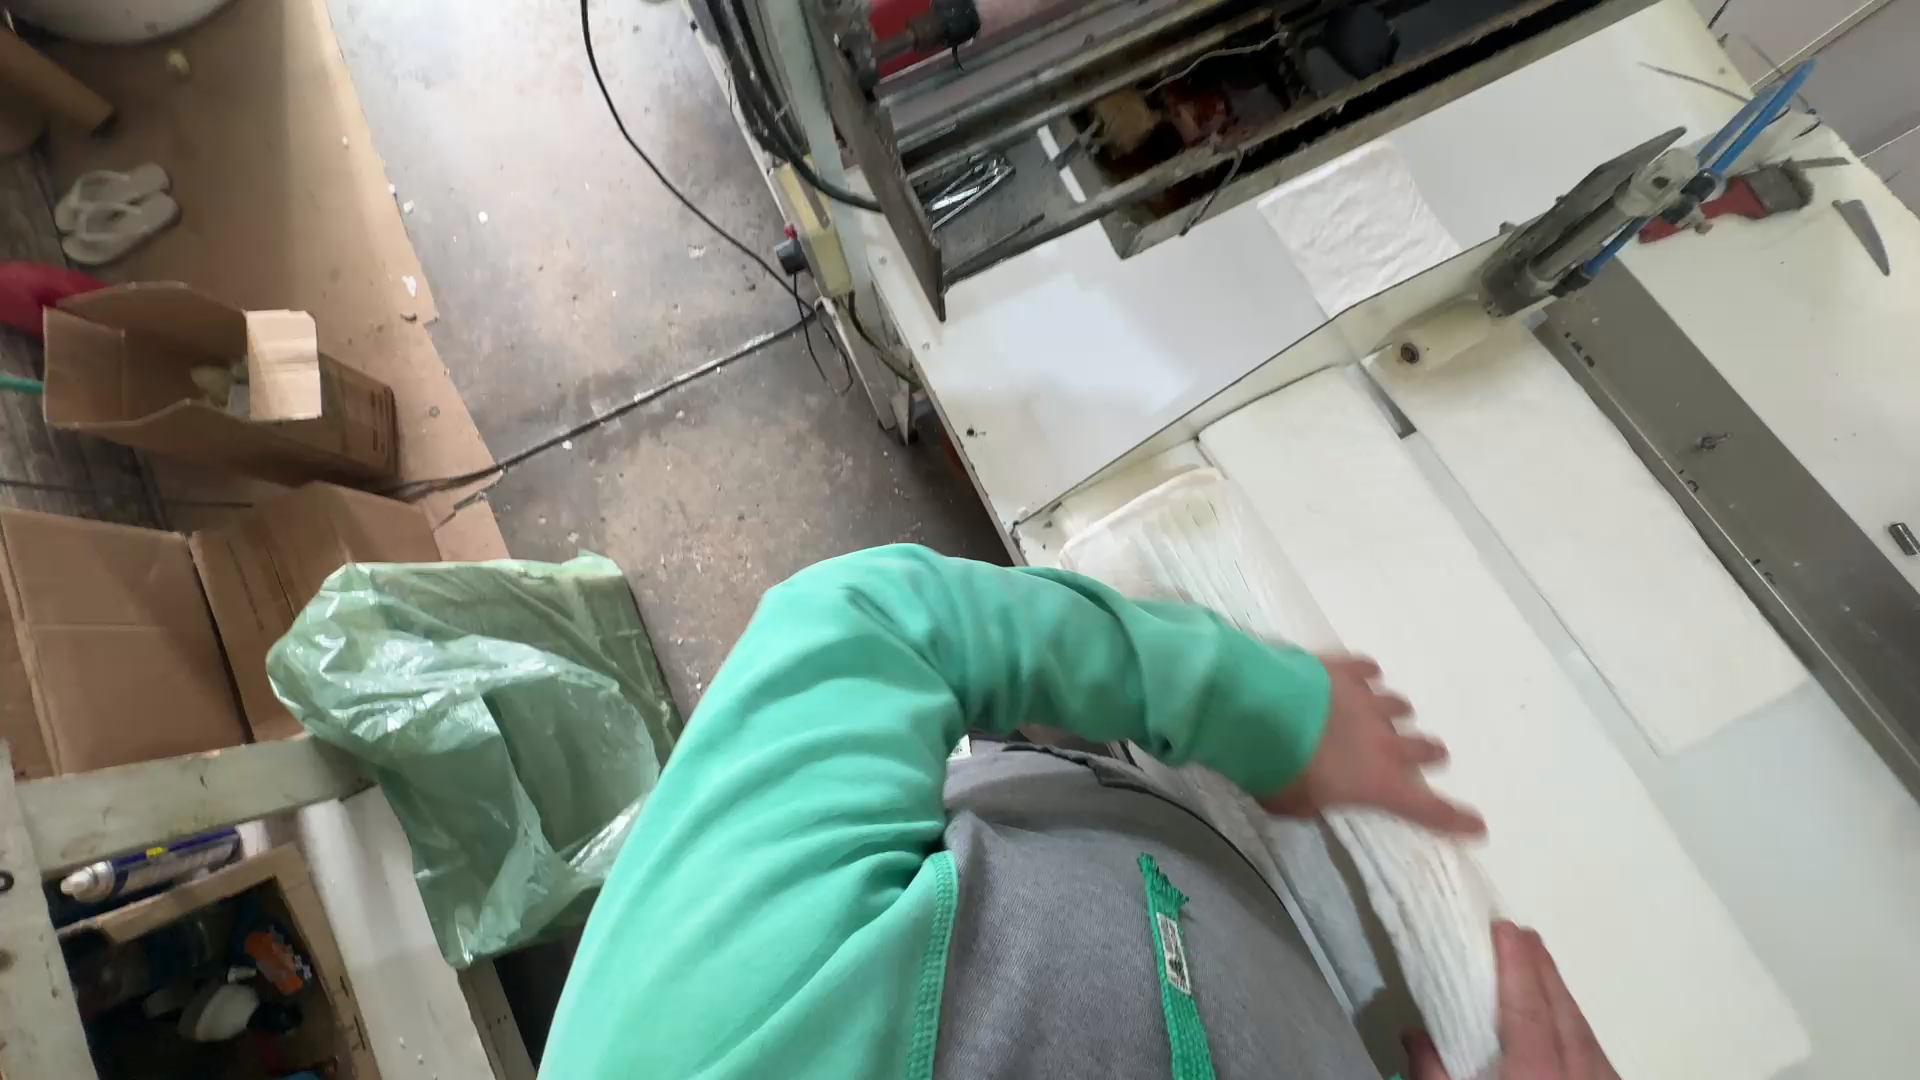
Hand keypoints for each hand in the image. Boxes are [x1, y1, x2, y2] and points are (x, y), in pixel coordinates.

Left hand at [1259, 655, 1484, 835]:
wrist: (1253, 710)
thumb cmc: (1273, 768)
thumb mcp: (1292, 803)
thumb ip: (1315, 800)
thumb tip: (1318, 792)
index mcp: (1378, 784)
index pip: (1428, 808)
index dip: (1453, 817)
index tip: (1476, 824)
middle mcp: (1383, 741)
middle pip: (1425, 749)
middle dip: (1424, 753)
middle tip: (1420, 754)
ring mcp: (1365, 701)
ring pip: (1397, 706)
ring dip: (1393, 713)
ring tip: (1382, 712)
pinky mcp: (1341, 669)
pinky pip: (1366, 669)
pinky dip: (1366, 675)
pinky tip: (1361, 675)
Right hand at [1404, 921, 1618, 1079]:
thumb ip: (1432, 1072)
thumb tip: (1414, 1032)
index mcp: (1534, 1076)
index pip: (1528, 1011)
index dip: (1517, 967)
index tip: (1505, 926)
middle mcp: (1576, 1079)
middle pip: (1565, 1018)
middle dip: (1544, 972)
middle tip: (1522, 932)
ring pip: (1588, 1038)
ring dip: (1563, 997)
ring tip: (1540, 967)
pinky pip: (1600, 1060)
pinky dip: (1579, 1029)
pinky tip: (1567, 1023)